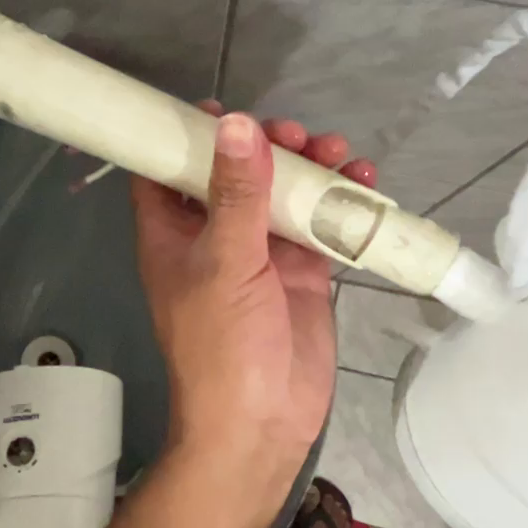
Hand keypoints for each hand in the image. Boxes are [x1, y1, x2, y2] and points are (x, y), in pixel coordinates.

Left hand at [131, 104, 372, 527]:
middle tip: (296, 135)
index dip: (185, 136)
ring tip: (337, 151)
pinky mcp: (301, 273)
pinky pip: (319, 224)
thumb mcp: (224, 264)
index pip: (164, 172)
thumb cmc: (222, 346)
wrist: (260, 422)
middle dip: (265, 147)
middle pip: (234, 175)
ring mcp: (259, 256)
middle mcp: (212, 239)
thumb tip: (236, 124)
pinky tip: (363, 179)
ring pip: (281, 194)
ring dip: (308, 168)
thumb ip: (236, 195)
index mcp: (171, 235)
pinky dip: (340, 201)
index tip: (220, 106)